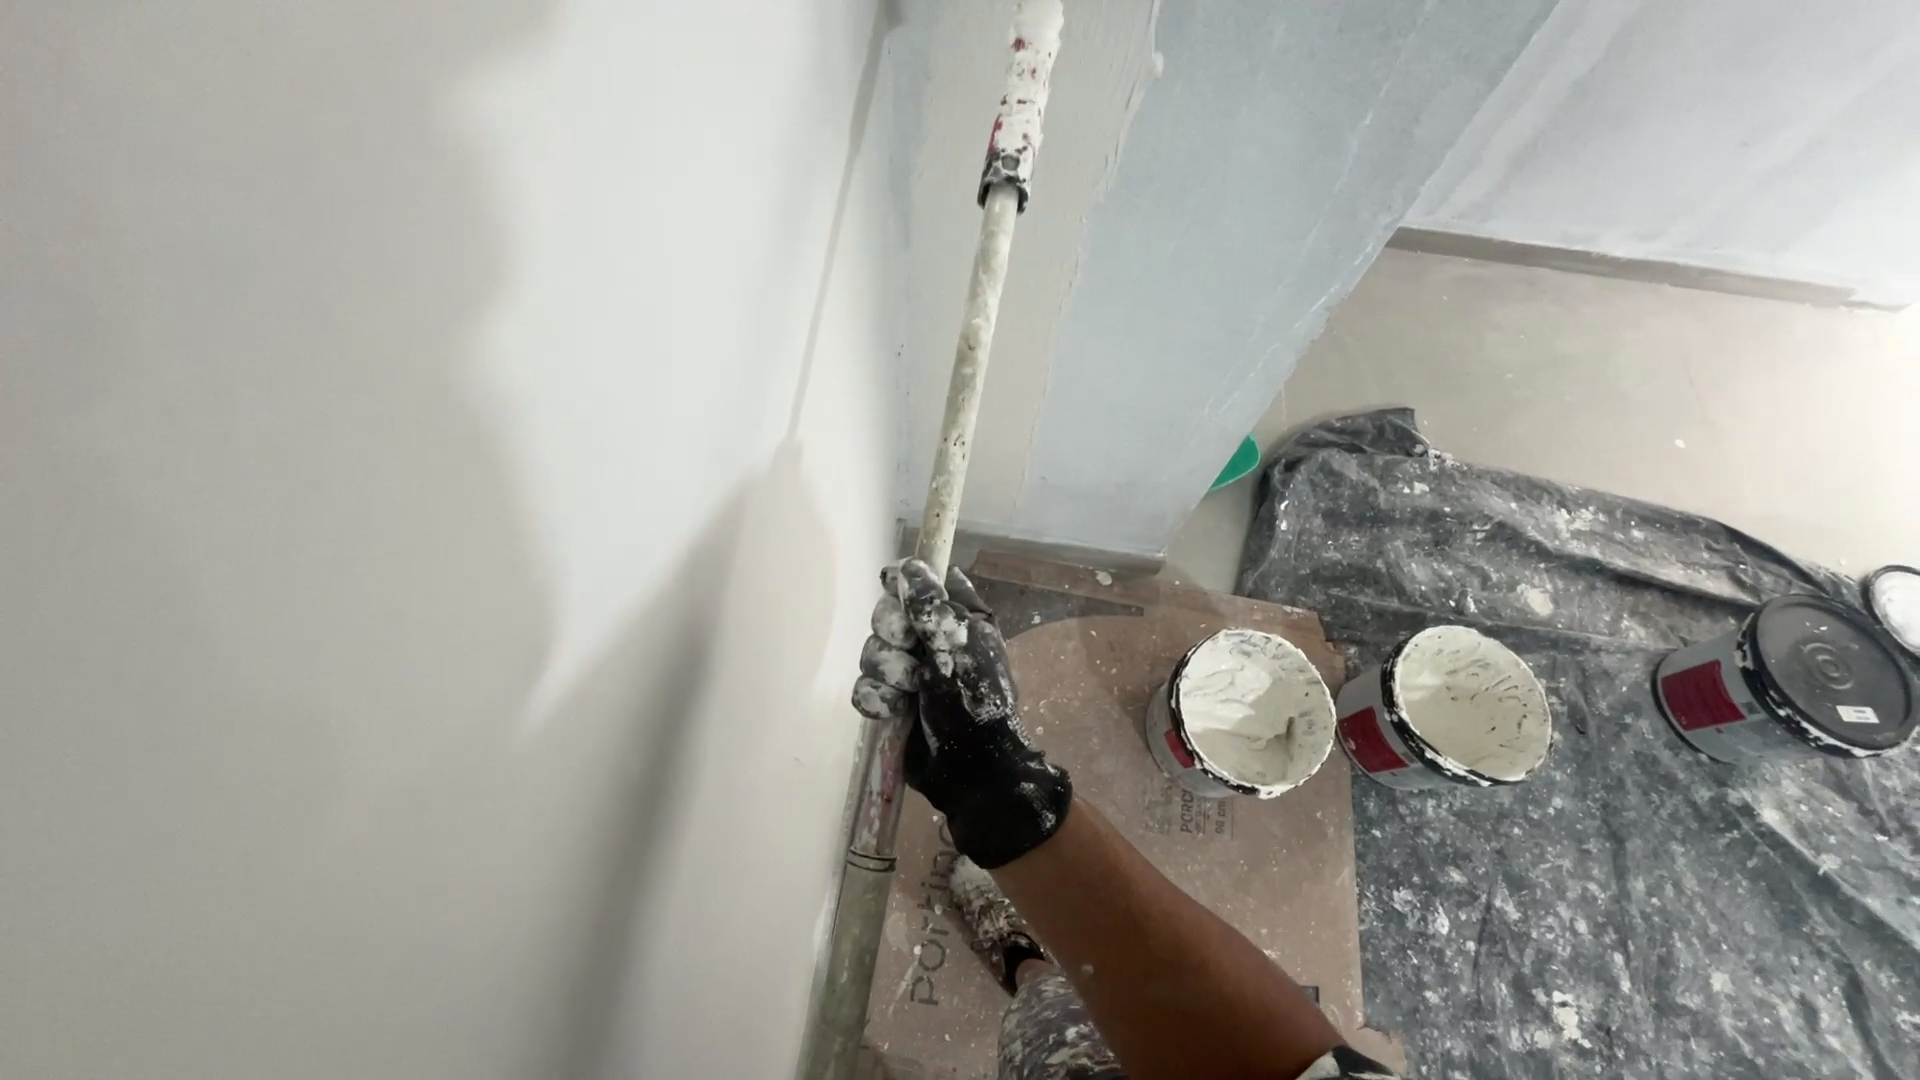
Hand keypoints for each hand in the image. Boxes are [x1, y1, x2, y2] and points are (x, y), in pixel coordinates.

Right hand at [851, 559, 1071, 867]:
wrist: (972, 767)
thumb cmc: (977, 701)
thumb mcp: (960, 644)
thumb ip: (930, 604)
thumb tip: (908, 564)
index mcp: (950, 620)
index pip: (909, 585)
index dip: (898, 590)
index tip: (897, 597)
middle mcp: (925, 641)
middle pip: (882, 618)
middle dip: (894, 640)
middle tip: (917, 659)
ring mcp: (904, 673)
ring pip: (868, 654)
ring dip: (889, 674)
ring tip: (912, 693)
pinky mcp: (888, 703)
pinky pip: (862, 688)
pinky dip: (878, 700)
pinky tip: (894, 711)